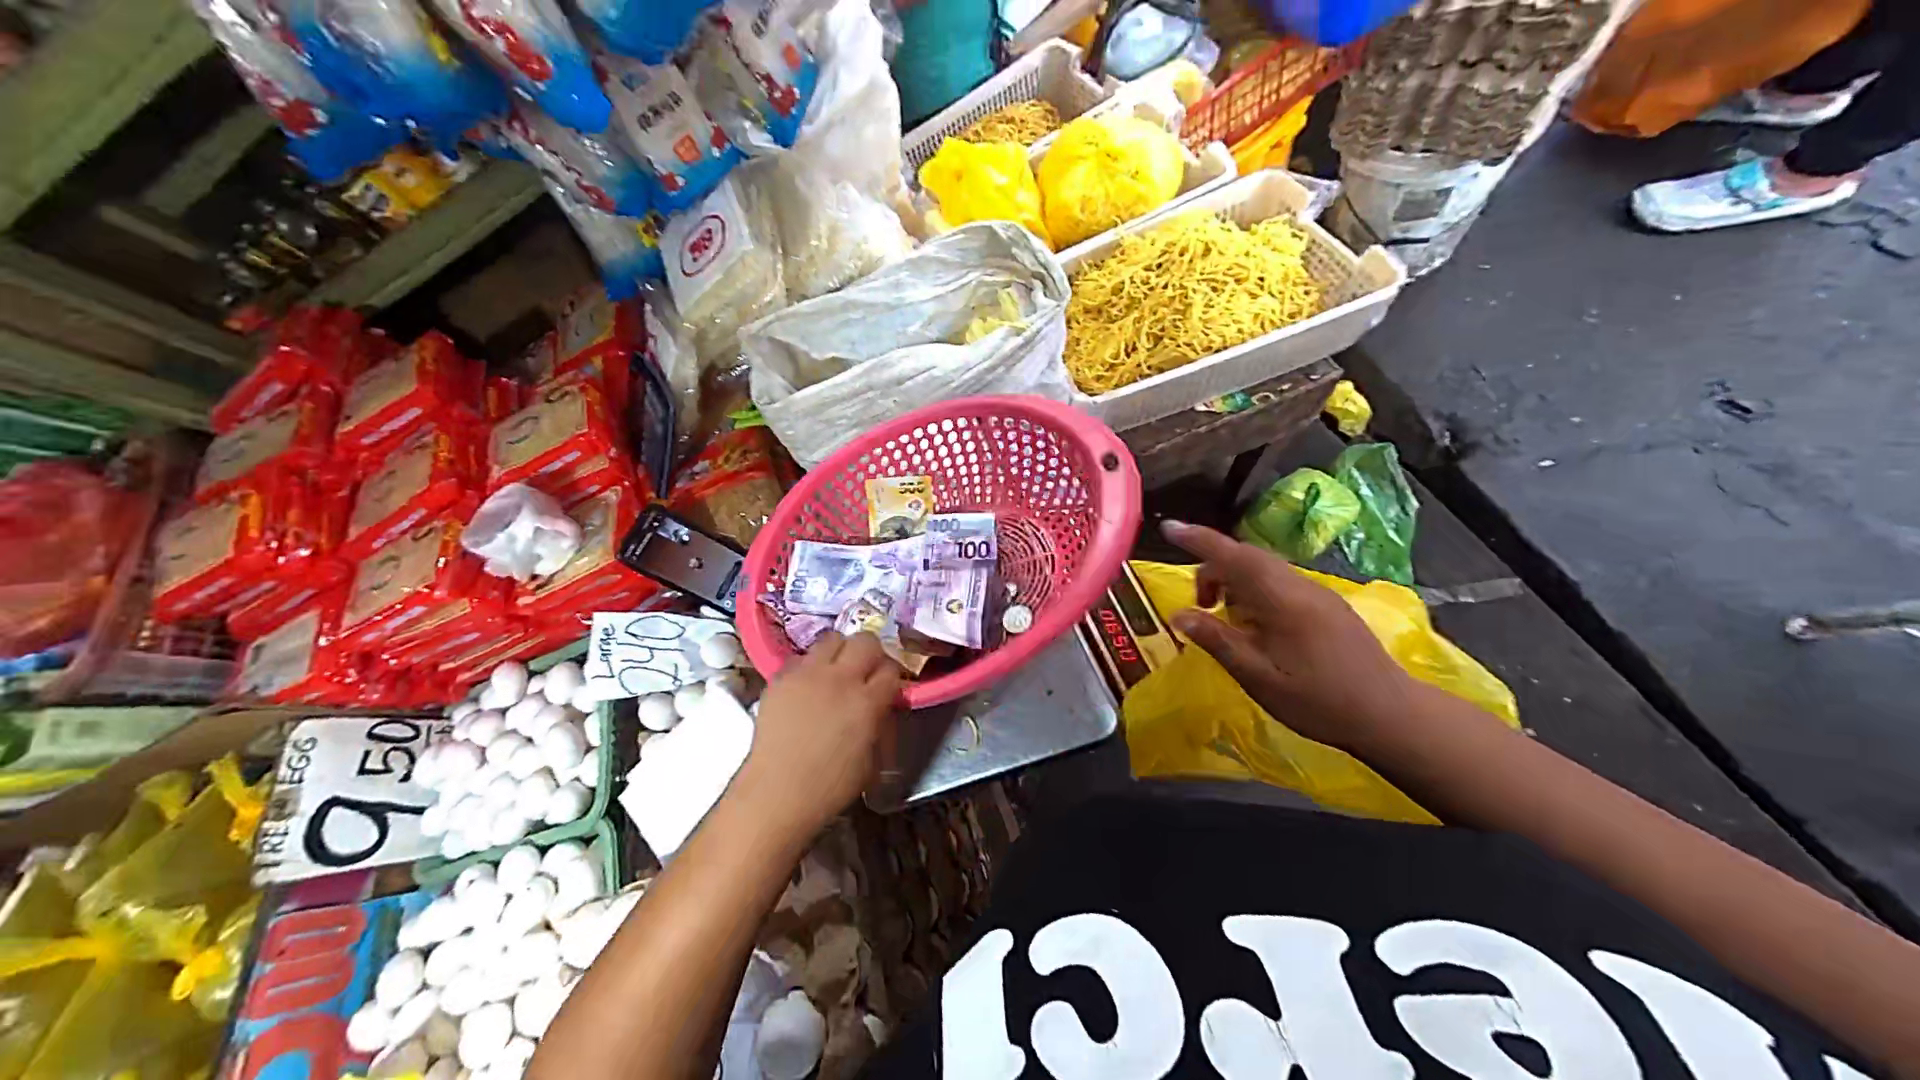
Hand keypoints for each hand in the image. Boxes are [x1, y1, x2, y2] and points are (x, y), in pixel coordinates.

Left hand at [734, 632, 900, 837]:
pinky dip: (809, 667)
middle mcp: (840, 679)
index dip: (892, 676)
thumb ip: (880, 723)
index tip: (887, 687)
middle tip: (865, 672)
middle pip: (865, 641)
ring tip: (834, 673)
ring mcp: (807, 674)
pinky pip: (801, 658)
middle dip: (870, 653)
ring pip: (832, 639)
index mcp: (867, 702)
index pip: (891, 668)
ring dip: (839, 653)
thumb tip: (882, 707)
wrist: (776, 793)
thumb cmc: (830, 787)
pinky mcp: (781, 677)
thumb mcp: (872, 760)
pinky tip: (807, 688)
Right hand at [1160, 520, 1417, 751]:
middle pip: (1247, 557)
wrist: (1390, 714)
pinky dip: (1255, 592)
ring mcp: (1318, 593)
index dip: (1198, 539)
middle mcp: (1301, 586)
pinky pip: (1280, 583)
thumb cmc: (1318, 700)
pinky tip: (1255, 626)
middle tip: (1199, 605)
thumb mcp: (1258, 677)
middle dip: (1213, 569)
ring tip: (1226, 620)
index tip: (1169, 528)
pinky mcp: (1328, 605)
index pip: (1233, 556)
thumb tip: (1179, 615)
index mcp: (1282, 600)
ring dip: (1235, 581)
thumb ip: (1217, 640)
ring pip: (1264, 569)